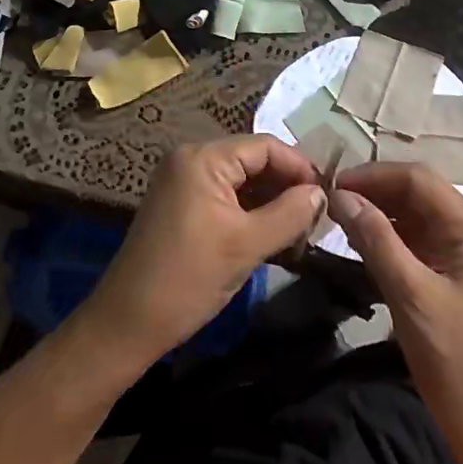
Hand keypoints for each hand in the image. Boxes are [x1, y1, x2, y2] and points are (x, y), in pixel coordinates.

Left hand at [73, 136, 324, 370]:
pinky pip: (224, 197)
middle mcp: (189, 159)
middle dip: (287, 185)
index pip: (263, 146)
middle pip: (251, 160)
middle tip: (320, 218)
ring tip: (303, 231)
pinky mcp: (180, 205)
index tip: (330, 196)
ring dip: (271, 202)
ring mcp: (181, 182)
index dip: (299, 167)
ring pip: (240, 181)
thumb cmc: (190, 276)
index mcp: (201, 158)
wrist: (131, 317)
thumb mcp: (248, 244)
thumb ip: (290, 213)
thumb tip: (321, 192)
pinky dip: (250, 212)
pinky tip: (275, 236)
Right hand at [328, 164, 462, 447]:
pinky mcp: (454, 276)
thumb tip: (339, 195)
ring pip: (414, 216)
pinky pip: (416, 241)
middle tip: (330, 203)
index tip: (332, 185)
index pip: (419, 179)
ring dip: (378, 213)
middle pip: (417, 194)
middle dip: (374, 193)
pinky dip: (387, 236)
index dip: (373, 175)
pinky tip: (360, 244)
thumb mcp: (410, 292)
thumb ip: (375, 238)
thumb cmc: (456, 356)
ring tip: (339, 221)